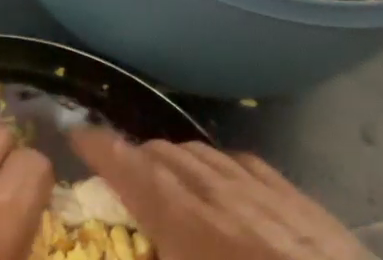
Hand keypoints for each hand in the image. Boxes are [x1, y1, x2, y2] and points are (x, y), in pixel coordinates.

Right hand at [69, 129, 366, 259]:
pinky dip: (221, 166)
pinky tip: (224, 181)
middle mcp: (221, 196)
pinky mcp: (306, 206)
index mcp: (187, 225)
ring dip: (175, 159)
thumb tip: (126, 247)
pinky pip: (249, 165)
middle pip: (165, 155)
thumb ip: (150, 257)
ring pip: (205, 155)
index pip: (130, 168)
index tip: (76, 135)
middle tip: (118, 174)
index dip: (99, 147)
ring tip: (165, 175)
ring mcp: (267, 196)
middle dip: (135, 156)